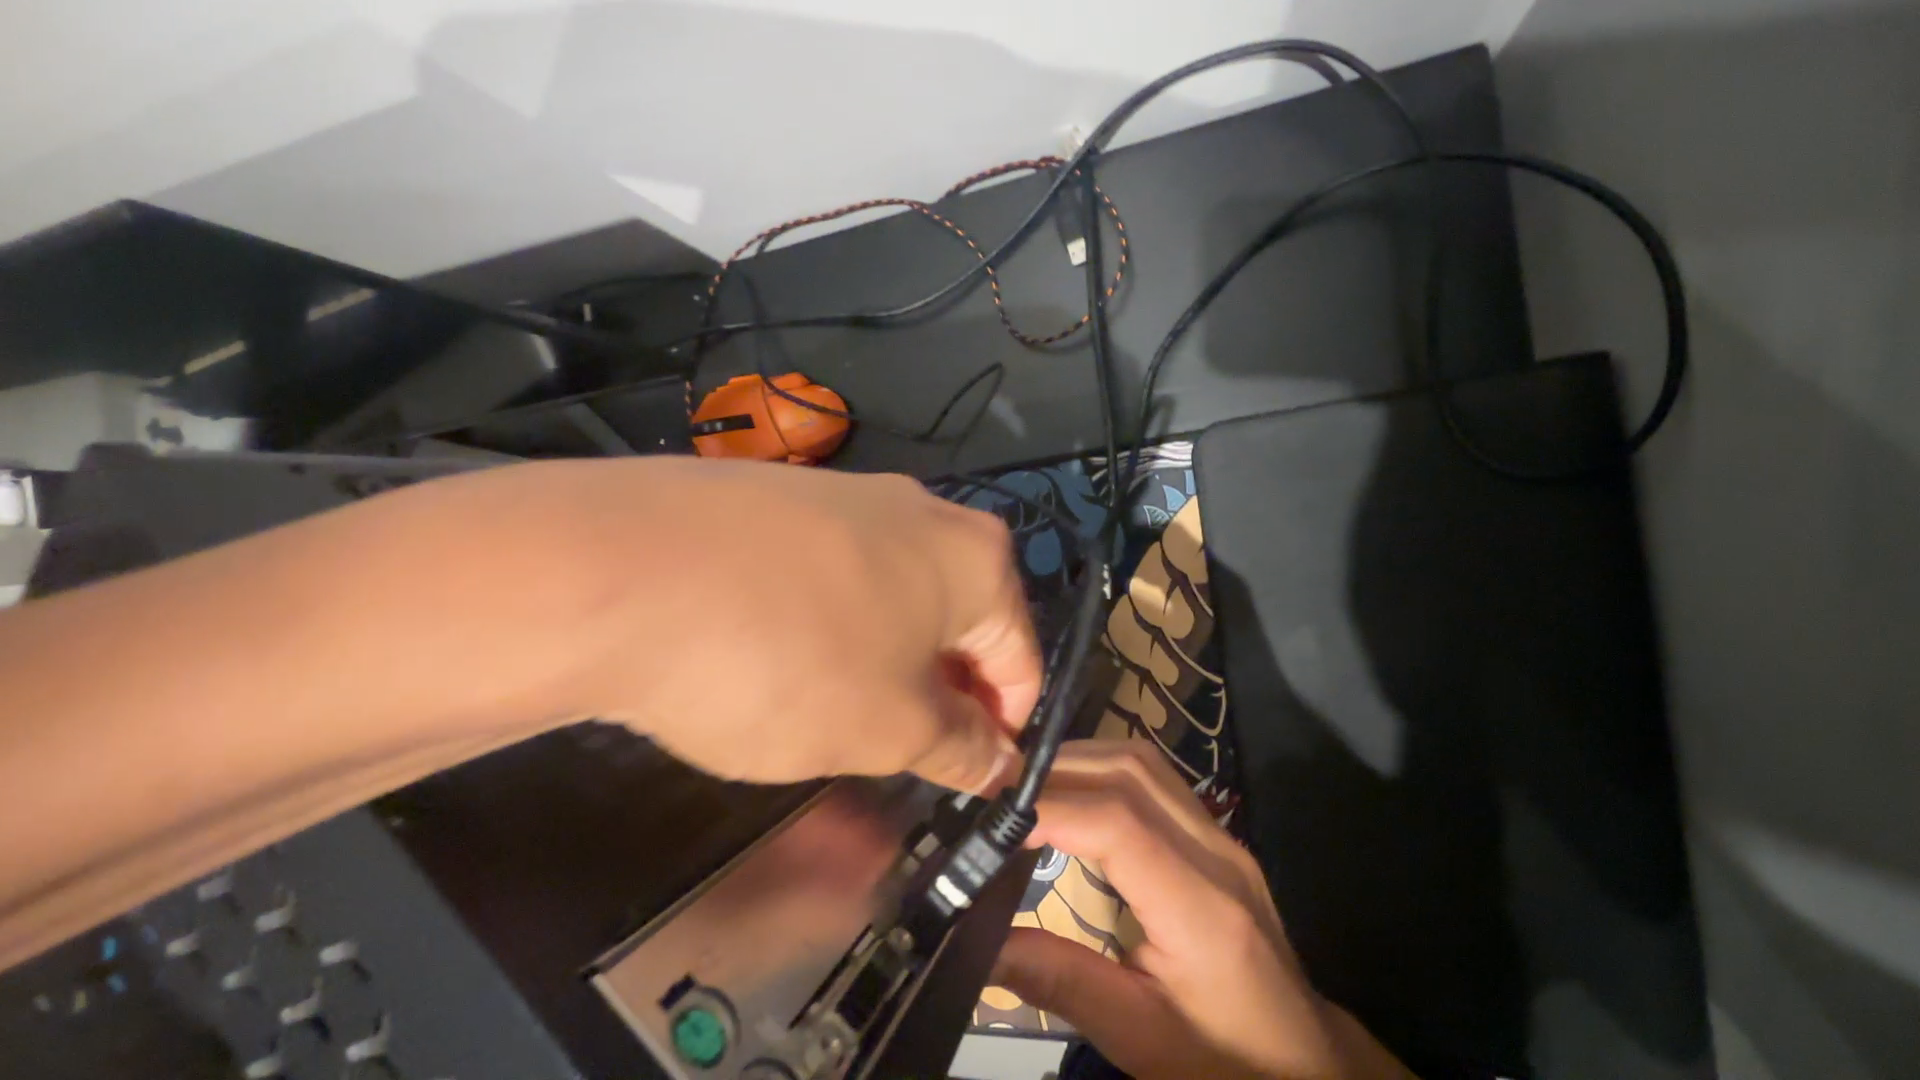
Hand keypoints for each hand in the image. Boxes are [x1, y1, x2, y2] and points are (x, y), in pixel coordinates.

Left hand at [503, 458, 1040, 790]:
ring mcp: (838, 497)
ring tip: (820, 715)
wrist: (615, 571)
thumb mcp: (888, 729)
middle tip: (892, 757)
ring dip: (876, 665)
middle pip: (953, 623)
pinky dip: (819, 630)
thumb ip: (961, 749)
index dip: (1002, 731)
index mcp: (973, 557)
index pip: (1020, 659)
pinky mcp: (770, 502)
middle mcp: (916, 510)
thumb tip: (1001, 762)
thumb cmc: (786, 660)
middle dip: (934, 697)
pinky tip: (767, 663)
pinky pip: (823, 579)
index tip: (968, 781)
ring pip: (886, 601)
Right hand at [990, 741, 1413, 1079]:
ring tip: (1020, 790)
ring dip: (1077, 762)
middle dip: (1053, 772)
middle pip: (1129, 773)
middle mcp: (1216, 853)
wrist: (1304, 1062)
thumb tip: (979, 944)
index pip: (1117, 821)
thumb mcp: (1138, 1035)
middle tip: (990, 794)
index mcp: (1200, 907)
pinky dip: (1100, 772)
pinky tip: (1068, 796)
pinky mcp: (1215, 838)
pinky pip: (1153, 778)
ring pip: (1142, 762)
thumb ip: (1059, 982)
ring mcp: (1220, 838)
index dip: (1049, 806)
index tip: (988, 816)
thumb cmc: (1222, 1058)